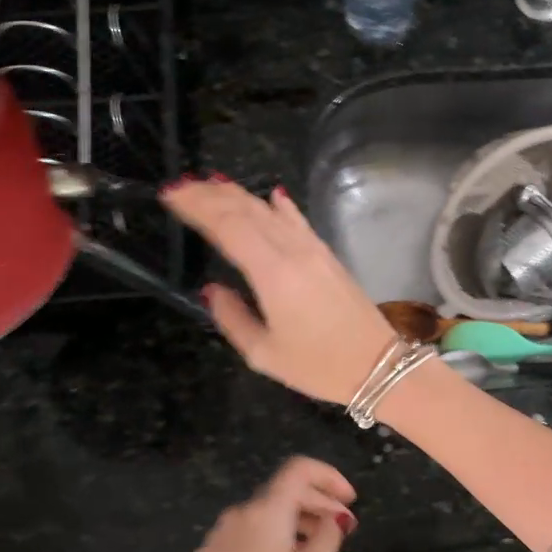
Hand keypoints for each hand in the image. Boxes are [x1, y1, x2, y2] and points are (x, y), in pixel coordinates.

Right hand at [161, 178, 398, 404]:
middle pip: (247, 210)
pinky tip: (271, 195)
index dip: (198, 207)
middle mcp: (293, 252)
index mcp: (273, 274)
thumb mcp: (264, 354)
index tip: (172, 195)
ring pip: (271, 211)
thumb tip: (212, 290)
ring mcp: (314, 250)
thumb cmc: (319, 366)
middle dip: (211, 194)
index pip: (228, 226)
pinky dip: (279, 206)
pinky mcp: (328, 256)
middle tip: (181, 186)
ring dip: (239, 195)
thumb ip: (232, 318)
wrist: (379, 365)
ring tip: (210, 186)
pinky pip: (297, 222)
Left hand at [168, 456, 357, 551]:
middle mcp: (243, 511)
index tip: (348, 499)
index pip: (300, 469)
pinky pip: (252, 529)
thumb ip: (327, 540)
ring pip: (269, 512)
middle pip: (286, 490)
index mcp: (267, 510)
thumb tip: (337, 517)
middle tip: (343, 527)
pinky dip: (276, 533)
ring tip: (317, 548)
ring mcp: (223, 530)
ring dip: (298, 520)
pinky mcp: (213, 550)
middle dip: (318, 502)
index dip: (329, 476)